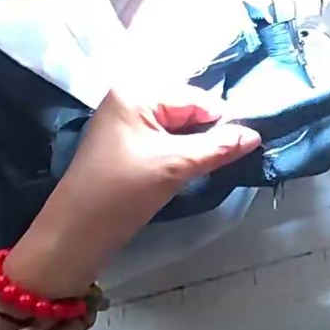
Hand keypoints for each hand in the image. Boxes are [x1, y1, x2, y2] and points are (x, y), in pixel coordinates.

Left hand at [4, 86, 258, 295]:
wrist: (74, 236)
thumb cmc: (121, 194)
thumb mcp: (174, 167)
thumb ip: (217, 148)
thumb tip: (255, 135)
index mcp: (136, 92)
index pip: (194, 97)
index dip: (221, 120)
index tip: (245, 144)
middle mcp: (129, 98)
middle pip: (186, 109)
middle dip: (208, 132)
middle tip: (231, 156)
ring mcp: (125, 122)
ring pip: (177, 126)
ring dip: (196, 144)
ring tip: (212, 164)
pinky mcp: (126, 144)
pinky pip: (164, 139)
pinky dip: (181, 152)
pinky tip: (190, 168)